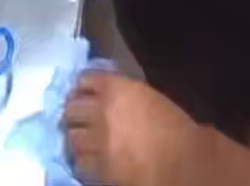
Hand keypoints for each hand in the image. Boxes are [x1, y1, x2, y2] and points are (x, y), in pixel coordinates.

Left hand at [63, 71, 209, 185]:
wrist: (178, 158)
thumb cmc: (170, 122)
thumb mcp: (145, 95)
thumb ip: (123, 93)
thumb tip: (106, 96)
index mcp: (117, 88)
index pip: (85, 81)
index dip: (82, 87)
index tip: (82, 92)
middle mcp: (102, 111)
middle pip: (71, 109)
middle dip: (74, 113)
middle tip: (79, 118)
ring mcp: (98, 142)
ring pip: (71, 138)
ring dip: (77, 138)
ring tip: (82, 140)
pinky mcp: (99, 169)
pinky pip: (79, 164)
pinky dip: (83, 161)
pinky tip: (90, 160)